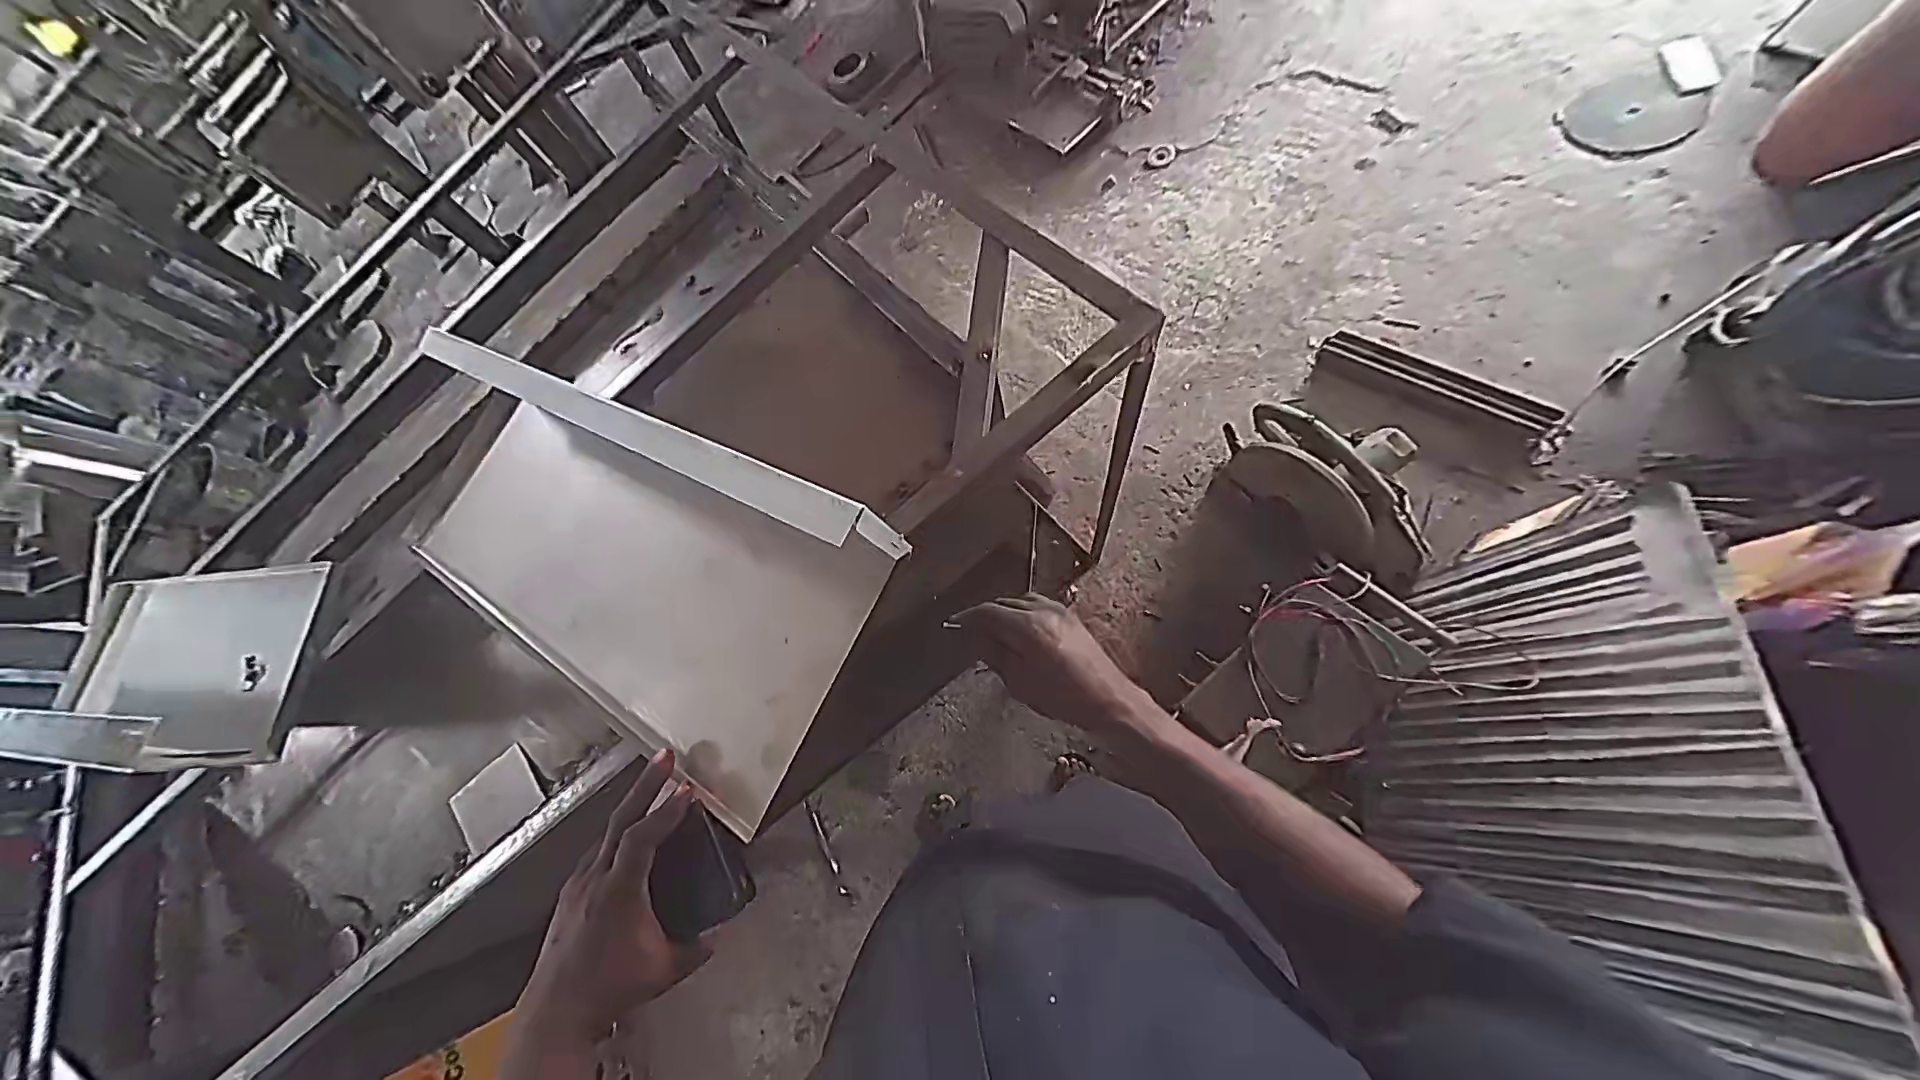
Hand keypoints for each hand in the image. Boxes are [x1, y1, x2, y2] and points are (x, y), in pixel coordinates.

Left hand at [515, 749, 714, 1045]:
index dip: (667, 812)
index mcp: (619, 893)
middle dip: (647, 784)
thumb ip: (698, 946)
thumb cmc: (607, 991)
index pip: (643, 838)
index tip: (688, 791)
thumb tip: (718, 932)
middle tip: (666, 757)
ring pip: (607, 832)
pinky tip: (628, 834)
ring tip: (653, 785)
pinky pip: (597, 850)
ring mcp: (578, 885)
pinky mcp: (570, 895)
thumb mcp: (666, 968)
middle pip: (621, 820)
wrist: (554, 1017)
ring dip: (633, 804)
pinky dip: (618, 832)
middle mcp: (594, 881)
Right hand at [954, 594, 1167, 743]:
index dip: (967, 617)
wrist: (1108, 700)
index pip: (988, 612)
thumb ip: (995, 655)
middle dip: (985, 615)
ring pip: (1021, 601)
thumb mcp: (1020, 682)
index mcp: (1028, 627)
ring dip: (1004, 612)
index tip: (956, 624)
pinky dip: (1021, 612)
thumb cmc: (1068, 698)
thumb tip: (978, 638)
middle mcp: (1045, 612)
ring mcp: (1060, 612)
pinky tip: (1018, 629)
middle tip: (972, 631)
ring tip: (993, 632)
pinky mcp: (1070, 618)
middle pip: (1004, 603)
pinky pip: (1037, 606)